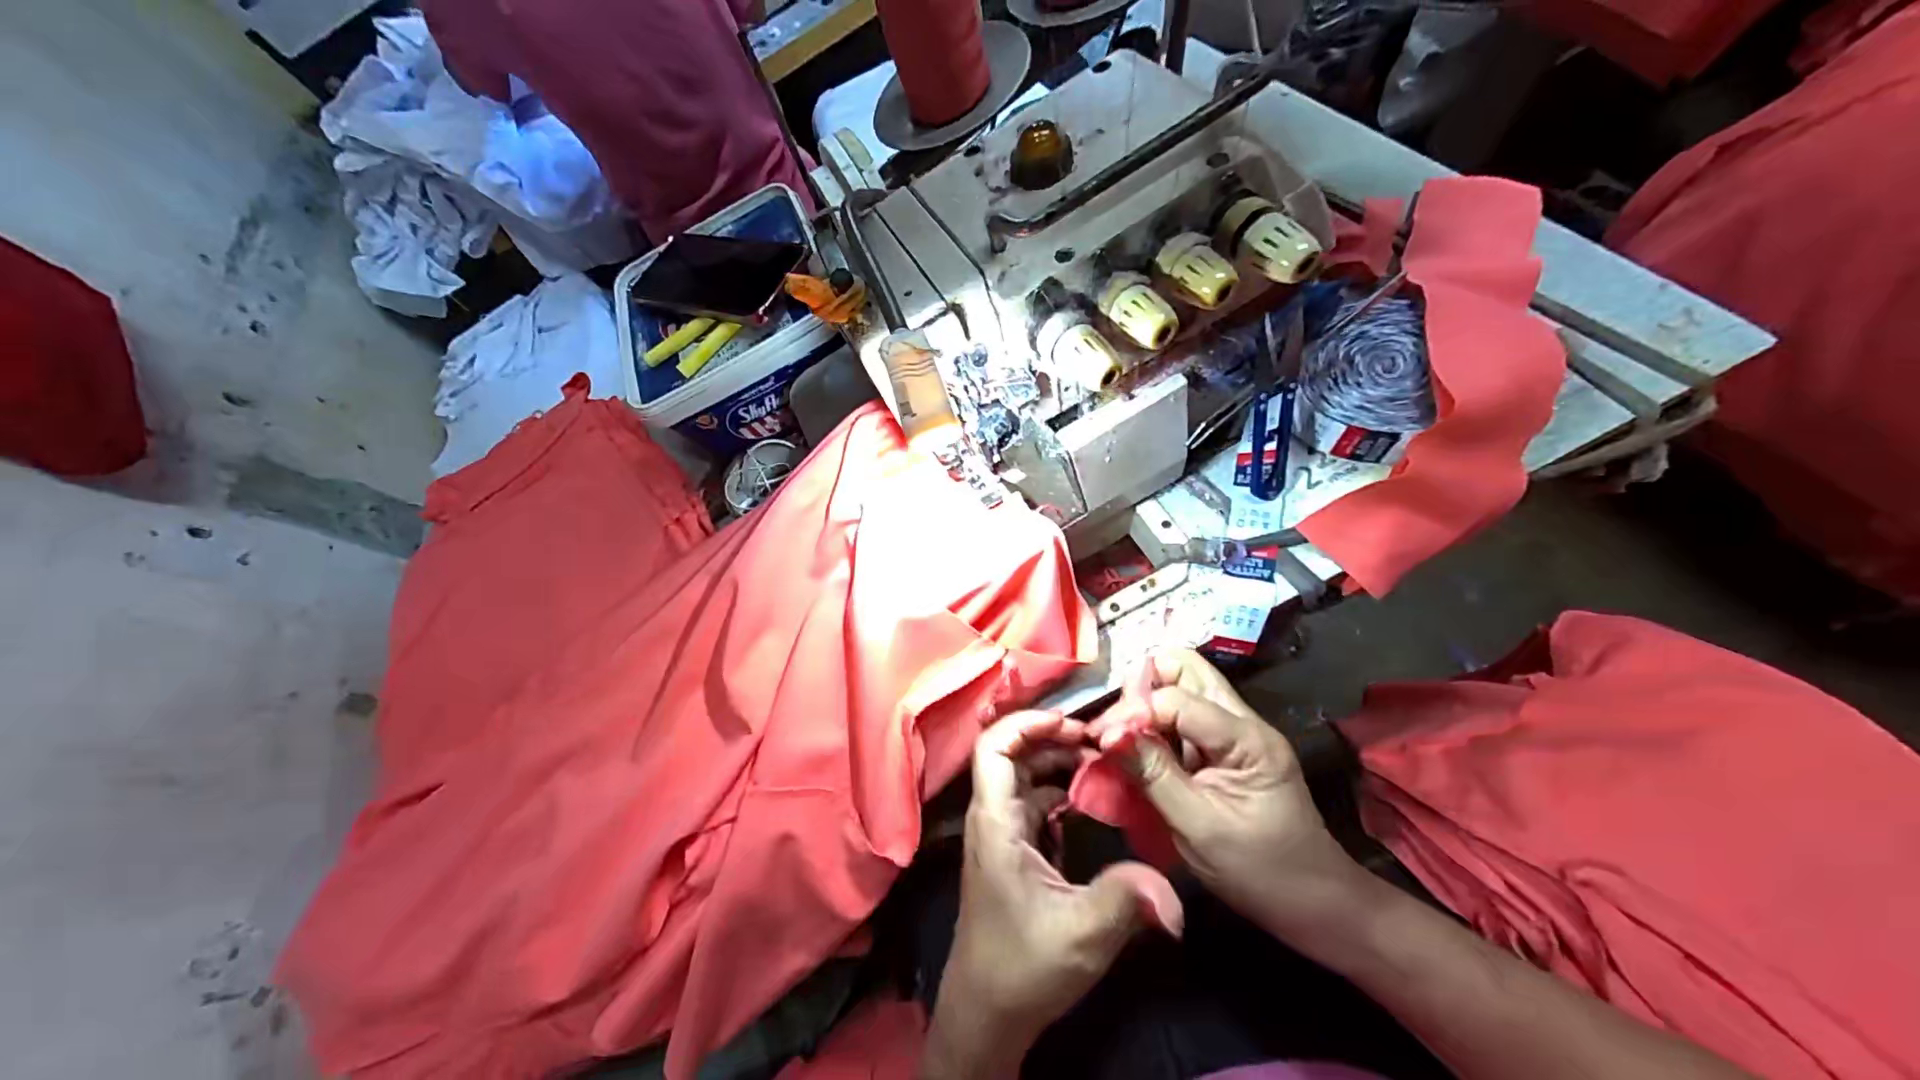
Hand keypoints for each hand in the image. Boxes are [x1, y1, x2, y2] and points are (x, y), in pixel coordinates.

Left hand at [925, 711, 1181, 1079]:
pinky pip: (1036, 803)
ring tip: (1103, 760)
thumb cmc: (1023, 967)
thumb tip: (1175, 893)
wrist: (988, 1012)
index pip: (995, 747)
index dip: (1029, 724)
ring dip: (1059, 763)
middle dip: (1054, 738)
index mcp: (995, 821)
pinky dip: (1061, 790)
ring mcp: (1003, 833)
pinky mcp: (1015, 850)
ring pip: (1025, 777)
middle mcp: (993, 817)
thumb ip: (1127, 899)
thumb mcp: (1083, 932)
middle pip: (1013, 754)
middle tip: (1101, 741)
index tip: (1074, 726)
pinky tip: (1092, 798)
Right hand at [1126, 649, 1365, 936]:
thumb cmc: (1260, 872)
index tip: (1100, 741)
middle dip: (1141, 688)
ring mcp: (1236, 731)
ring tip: (1121, 738)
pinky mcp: (1226, 747)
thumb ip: (1152, 774)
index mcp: (1246, 738)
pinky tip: (1139, 749)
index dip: (1134, 712)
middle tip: (1114, 728)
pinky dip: (1156, 723)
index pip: (1176, 698)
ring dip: (1147, 703)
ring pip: (1183, 685)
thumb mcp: (1198, 827)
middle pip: (1185, 668)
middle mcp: (1243, 721)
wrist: (1315, 905)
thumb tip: (1106, 735)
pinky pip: (1184, 714)